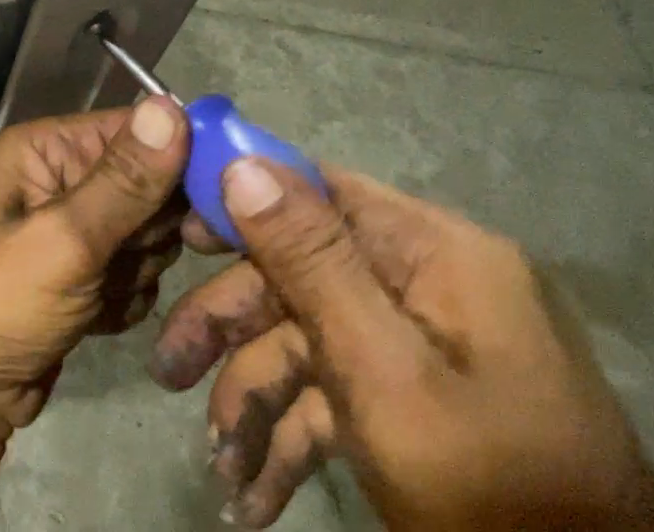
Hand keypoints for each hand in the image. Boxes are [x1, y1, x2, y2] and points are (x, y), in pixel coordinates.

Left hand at [0, 98, 190, 529]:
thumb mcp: (63, 238)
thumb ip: (124, 180)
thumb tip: (172, 105)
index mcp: (43, 149)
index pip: (138, 130)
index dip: (181, 162)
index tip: (217, 203)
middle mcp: (58, 178)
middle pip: (153, 186)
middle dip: (149, 233)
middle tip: (120, 260)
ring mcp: (72, 231)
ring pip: (152, 237)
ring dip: (135, 273)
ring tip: (92, 293)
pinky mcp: (84, 276)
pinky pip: (137, 276)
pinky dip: (124, 300)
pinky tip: (90, 317)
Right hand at [152, 159, 653, 530]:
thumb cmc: (486, 483)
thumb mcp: (383, 370)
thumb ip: (311, 263)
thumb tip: (241, 163)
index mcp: (439, 258)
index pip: (318, 190)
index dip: (238, 198)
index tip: (171, 231)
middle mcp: (431, 288)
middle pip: (295, 278)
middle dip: (228, 332)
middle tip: (168, 372)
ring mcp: (424, 349)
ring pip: (302, 344)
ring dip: (252, 401)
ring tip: (219, 466)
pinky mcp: (416, 402)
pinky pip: (332, 396)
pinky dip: (290, 436)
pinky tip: (255, 490)